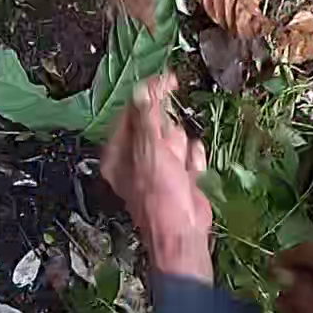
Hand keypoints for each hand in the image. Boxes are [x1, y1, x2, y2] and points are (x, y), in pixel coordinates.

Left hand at [101, 74, 213, 282]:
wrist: (184, 232)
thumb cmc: (160, 196)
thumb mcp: (150, 153)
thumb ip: (147, 118)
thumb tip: (142, 88)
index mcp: (118, 152)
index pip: (132, 112)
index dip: (150, 94)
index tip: (169, 79)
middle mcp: (135, 157)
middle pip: (157, 123)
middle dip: (169, 136)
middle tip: (170, 153)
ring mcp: (158, 165)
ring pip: (177, 137)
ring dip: (183, 151)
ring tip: (180, 171)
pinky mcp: (179, 173)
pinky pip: (190, 153)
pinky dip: (194, 163)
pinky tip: (191, 177)